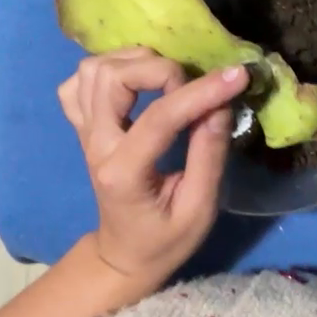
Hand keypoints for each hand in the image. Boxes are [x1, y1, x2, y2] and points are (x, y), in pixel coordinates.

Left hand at [57, 49, 249, 285]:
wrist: (124, 254)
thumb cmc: (166, 239)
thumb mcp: (199, 209)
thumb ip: (209, 156)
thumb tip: (220, 106)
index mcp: (124, 173)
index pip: (160, 117)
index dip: (201, 91)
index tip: (237, 76)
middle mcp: (96, 145)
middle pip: (112, 78)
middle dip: (160, 68)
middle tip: (191, 85)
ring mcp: (83, 133)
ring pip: (93, 70)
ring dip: (135, 62)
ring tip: (169, 78)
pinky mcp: (82, 127)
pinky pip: (79, 81)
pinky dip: (108, 69)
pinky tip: (136, 81)